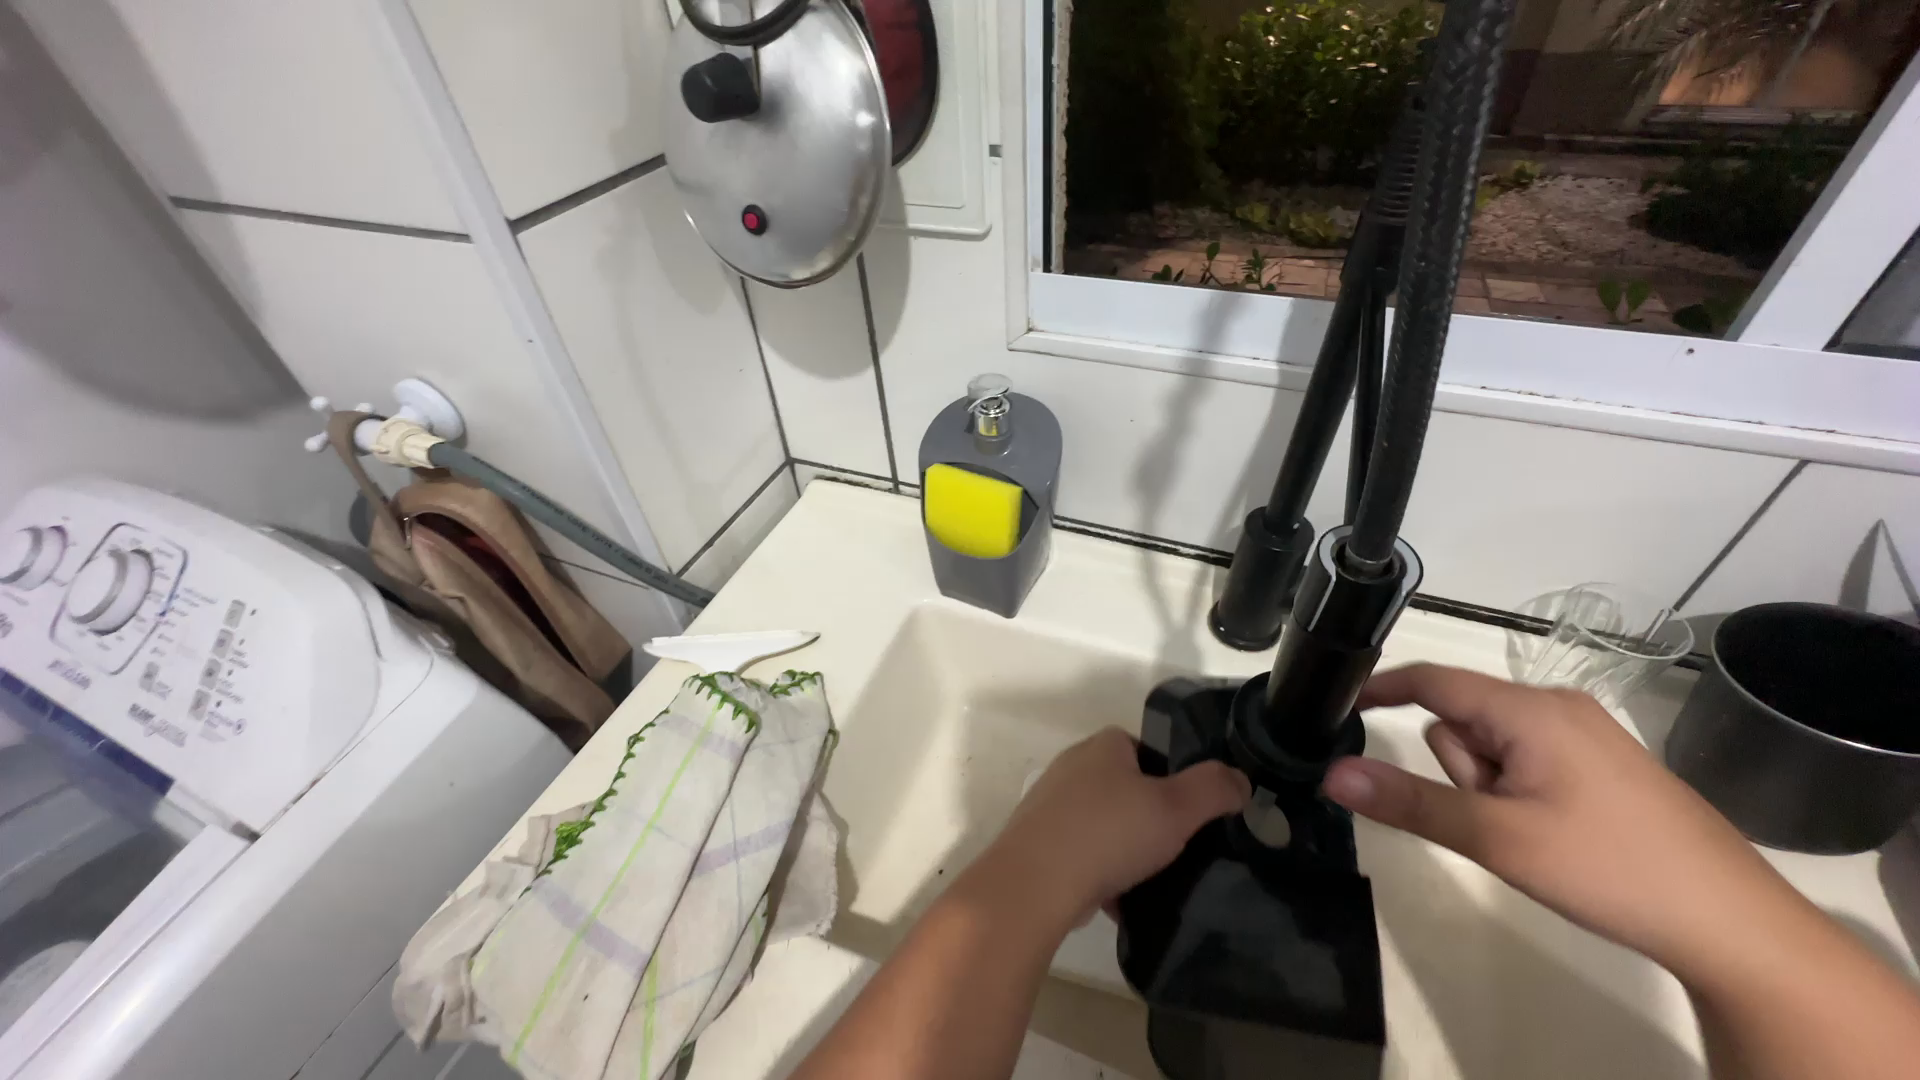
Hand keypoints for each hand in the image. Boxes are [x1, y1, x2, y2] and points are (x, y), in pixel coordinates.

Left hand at [973, 727, 1250, 931]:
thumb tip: (1240, 779)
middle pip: (1124, 788)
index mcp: (1103, 746)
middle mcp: (1072, 766)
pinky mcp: (1037, 842)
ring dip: (1125, 851)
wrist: (1036, 882)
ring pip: (1103, 825)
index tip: (1190, 814)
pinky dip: (1101, 875)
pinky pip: (1082, 854)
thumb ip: (1213, 789)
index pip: (1146, 750)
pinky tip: (1121, 902)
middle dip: (1149, 818)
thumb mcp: (1176, 807)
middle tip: (1177, 849)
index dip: (1172, 778)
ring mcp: (1050, 804)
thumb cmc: (1110, 832)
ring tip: (1152, 879)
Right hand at [1321, 663, 1797, 971]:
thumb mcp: (1497, 837)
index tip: (1338, 706)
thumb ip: (1409, 801)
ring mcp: (1584, 735)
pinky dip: (1514, 789)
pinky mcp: (1600, 764)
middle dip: (1459, 768)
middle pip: (1461, 720)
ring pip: (1492, 744)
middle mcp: (1556, 707)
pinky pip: (1525, 759)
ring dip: (1487, 785)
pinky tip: (1552, 833)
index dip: (1380, 688)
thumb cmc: (1610, 868)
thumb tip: (1333, 774)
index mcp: (1531, 710)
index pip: (1432, 680)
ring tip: (1529, 832)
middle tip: (1494, 819)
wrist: (1736, 928)